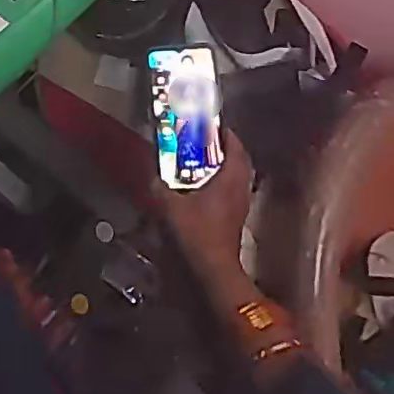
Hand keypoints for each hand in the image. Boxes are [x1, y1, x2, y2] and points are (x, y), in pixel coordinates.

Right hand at [156, 130, 252, 285]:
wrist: (213, 268)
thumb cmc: (196, 232)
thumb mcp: (171, 206)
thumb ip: (160, 187)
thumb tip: (152, 175)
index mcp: (229, 179)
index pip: (236, 148)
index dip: (227, 134)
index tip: (213, 125)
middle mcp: (240, 189)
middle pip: (241, 160)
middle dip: (226, 147)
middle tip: (207, 140)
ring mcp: (241, 204)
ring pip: (239, 176)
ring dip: (226, 164)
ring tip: (206, 159)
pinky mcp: (237, 217)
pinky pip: (234, 189)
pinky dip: (224, 180)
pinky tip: (206, 184)